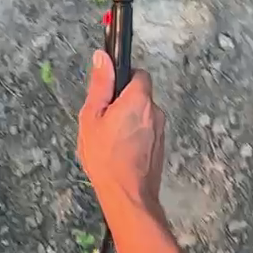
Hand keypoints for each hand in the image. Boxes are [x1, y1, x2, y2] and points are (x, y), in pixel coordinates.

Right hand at [77, 49, 166, 222]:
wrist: (127, 196)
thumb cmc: (105, 156)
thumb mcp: (92, 116)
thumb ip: (100, 85)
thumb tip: (103, 57)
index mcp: (139, 99)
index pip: (139, 73)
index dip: (124, 78)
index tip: (110, 92)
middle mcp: (155, 111)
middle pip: (140, 95)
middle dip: (123, 102)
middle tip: (104, 120)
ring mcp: (160, 131)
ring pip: (143, 115)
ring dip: (129, 121)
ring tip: (110, 139)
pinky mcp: (160, 147)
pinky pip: (146, 132)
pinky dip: (135, 136)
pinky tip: (120, 151)